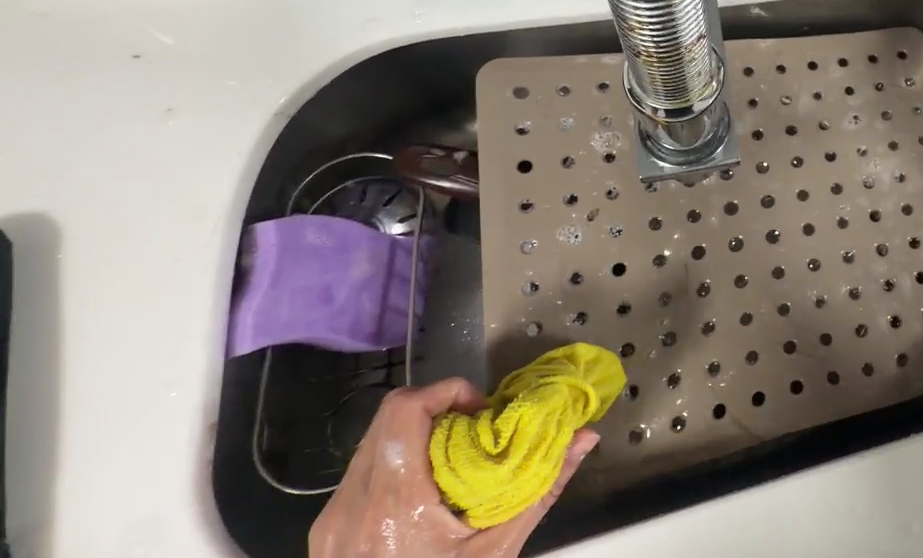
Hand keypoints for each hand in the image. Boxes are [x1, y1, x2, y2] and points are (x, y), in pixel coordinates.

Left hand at [309, 377, 597, 557]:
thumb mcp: (500, 548)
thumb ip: (543, 487)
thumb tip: (587, 436)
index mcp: (394, 503)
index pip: (404, 411)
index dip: (446, 390)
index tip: (480, 411)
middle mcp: (351, 504)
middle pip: (387, 418)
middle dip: (436, 409)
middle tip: (473, 430)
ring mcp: (331, 518)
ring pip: (372, 442)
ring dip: (416, 435)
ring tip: (451, 461)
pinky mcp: (325, 530)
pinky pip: (361, 472)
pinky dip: (397, 463)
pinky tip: (424, 492)